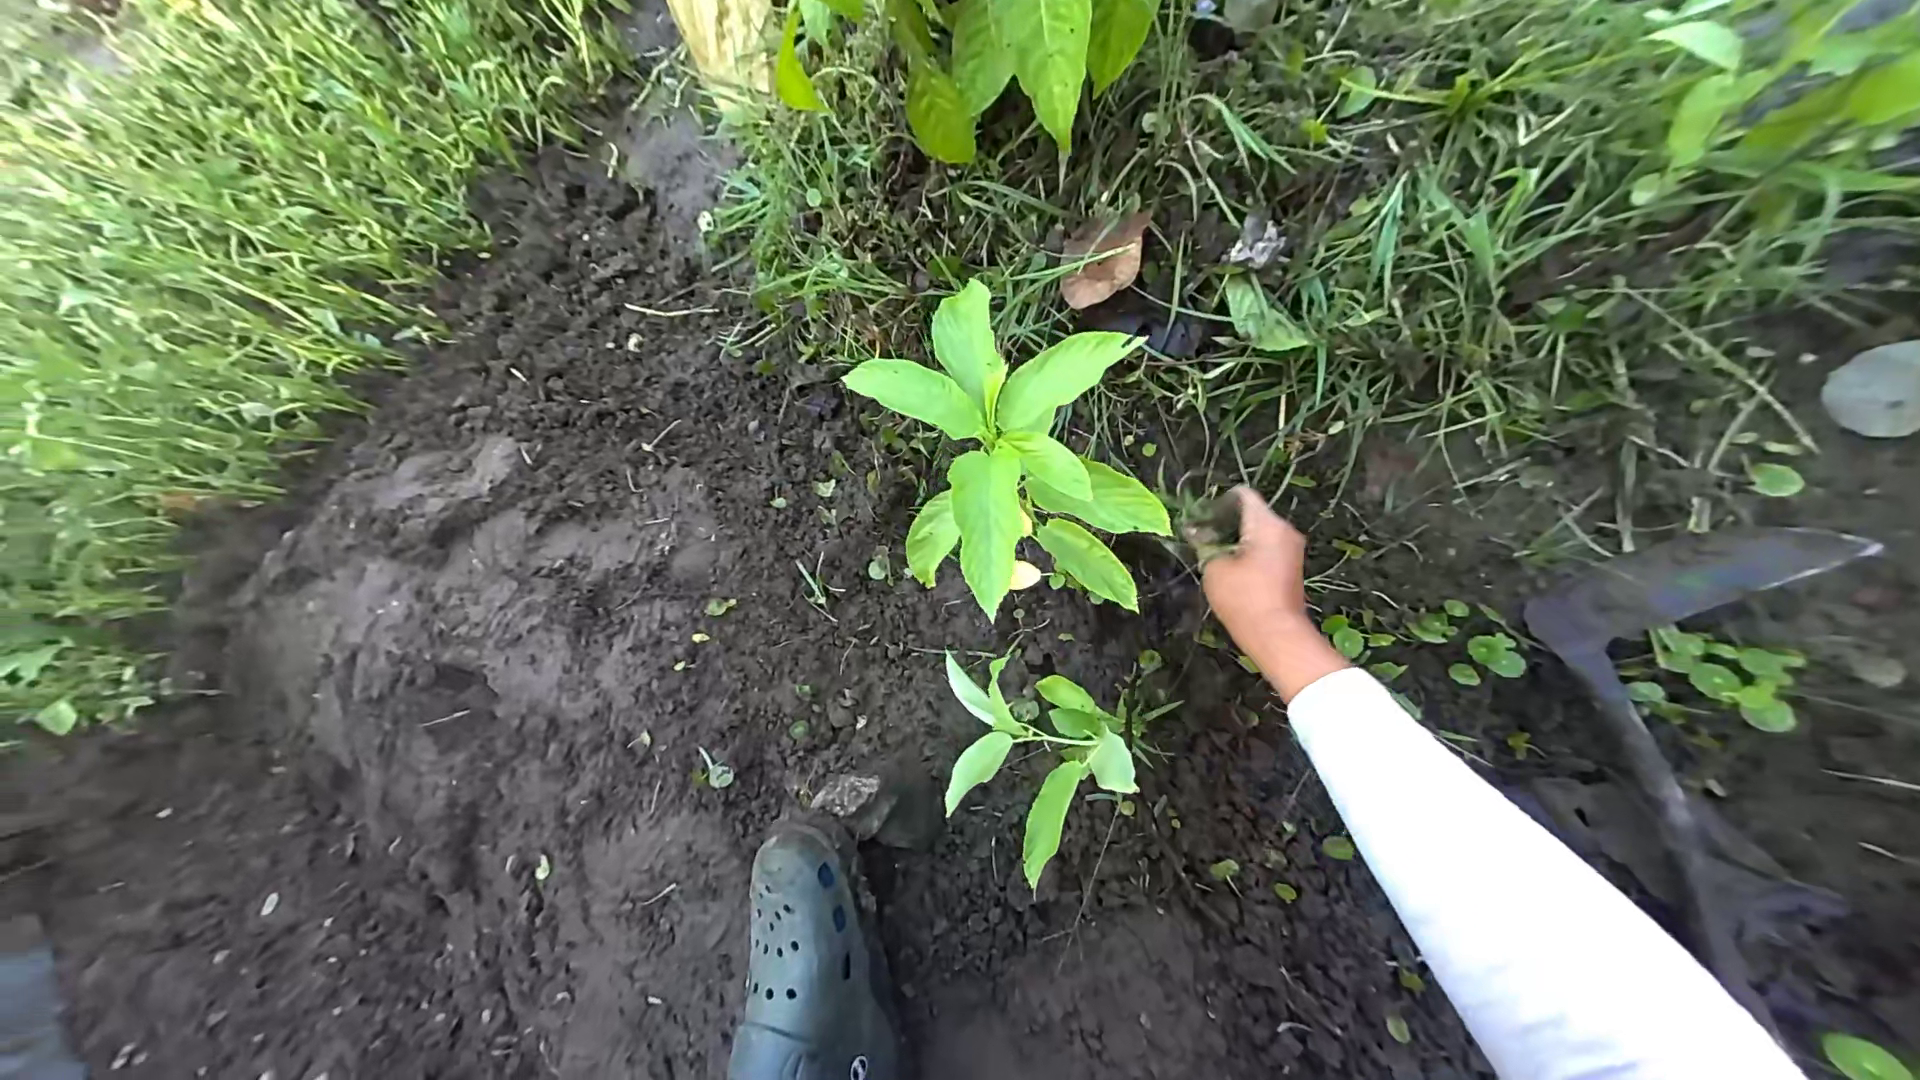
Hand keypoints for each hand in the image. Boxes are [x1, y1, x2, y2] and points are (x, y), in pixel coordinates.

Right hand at [1200, 487, 1347, 701]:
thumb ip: (1204, 543)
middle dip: (1225, 521)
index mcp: (1267, 524)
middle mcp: (1284, 530)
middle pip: (1252, 513)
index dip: (1219, 500)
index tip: (1198, 513)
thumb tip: (1195, 531)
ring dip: (1235, 537)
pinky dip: (1247, 550)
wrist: (1276, 634)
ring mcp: (1291, 549)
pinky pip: (1266, 547)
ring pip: (1259, 531)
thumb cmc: (1243, 597)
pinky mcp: (1290, 566)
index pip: (1243, 496)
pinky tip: (1227, 564)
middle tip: (1199, 532)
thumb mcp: (1214, 567)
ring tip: (1209, 549)